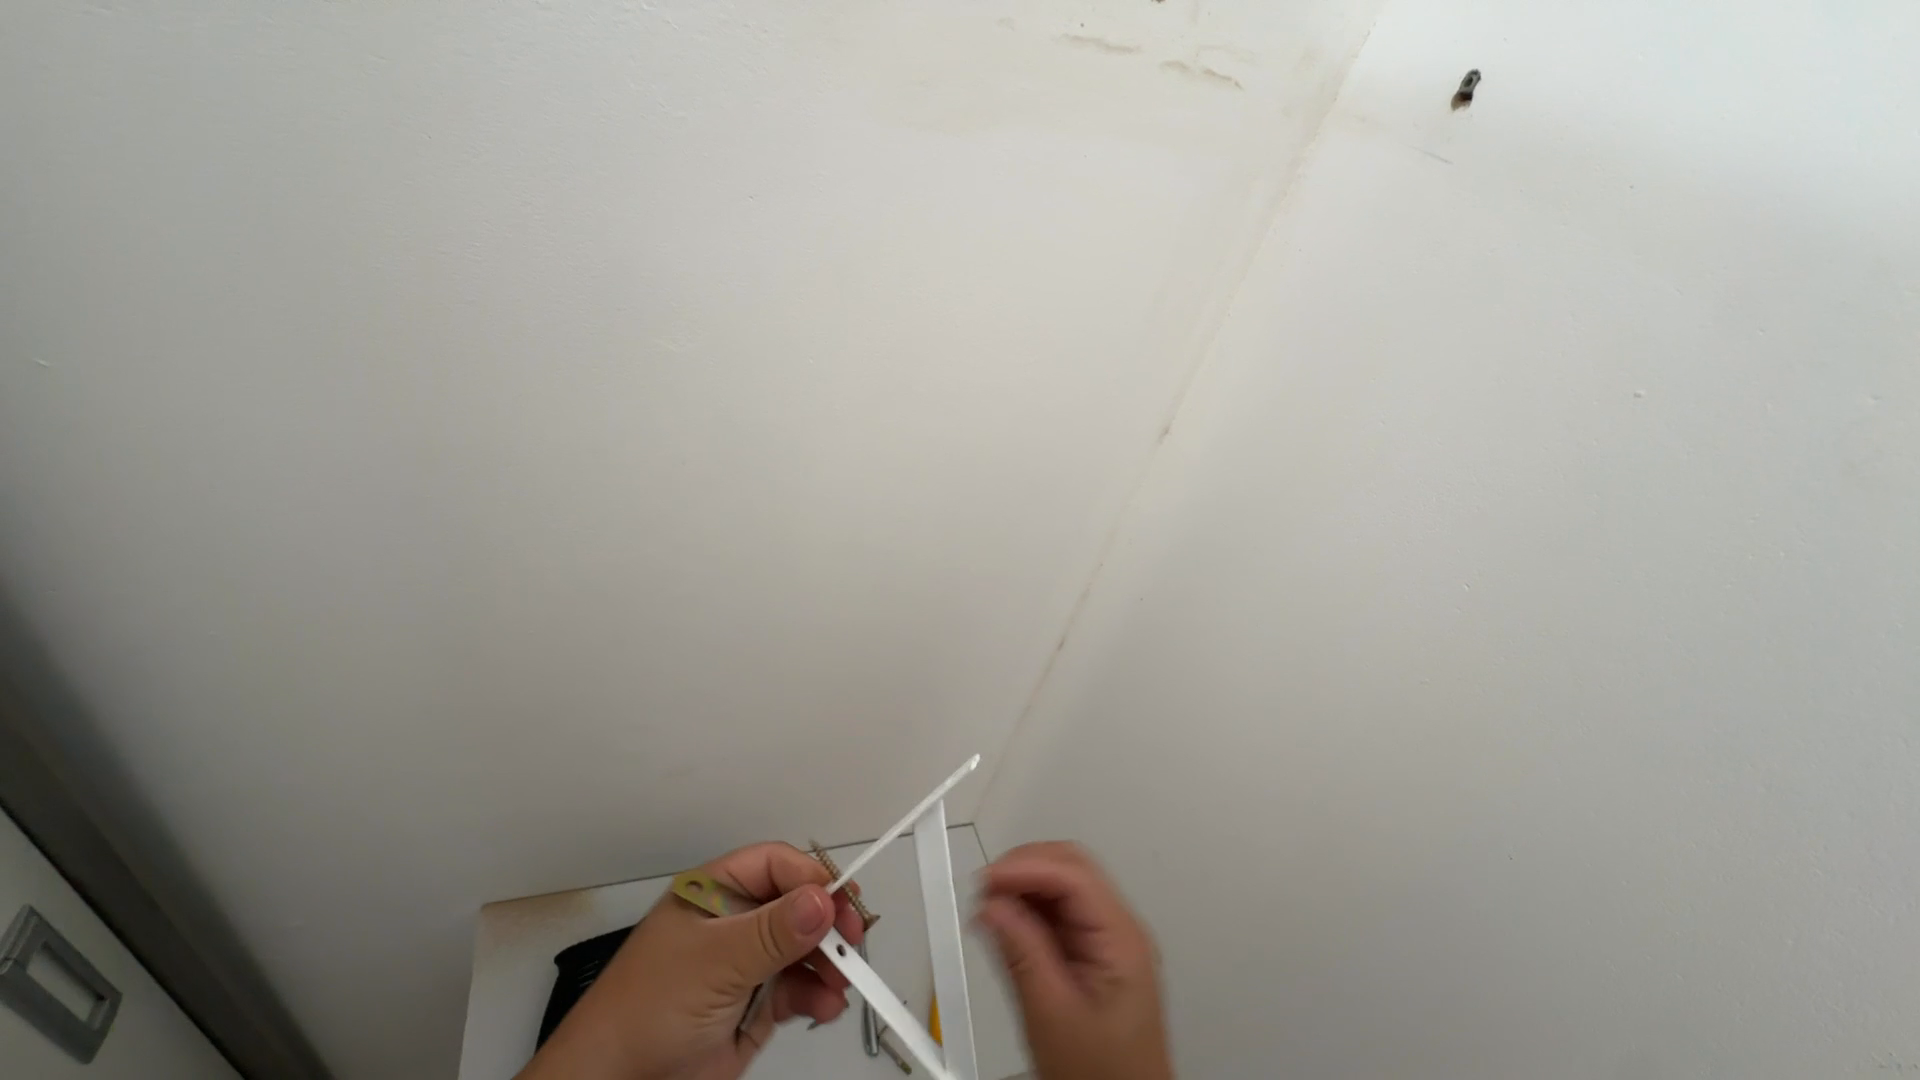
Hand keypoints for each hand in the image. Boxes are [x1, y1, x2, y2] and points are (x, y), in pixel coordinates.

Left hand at [518, 842, 866, 1079]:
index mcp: (715, 892)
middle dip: (828, 923)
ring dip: (828, 963)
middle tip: (854, 941)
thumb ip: (773, 932)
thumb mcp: (715, 962)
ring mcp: (747, 963)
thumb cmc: (651, 1007)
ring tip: (843, 984)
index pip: (775, 865)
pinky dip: (818, 994)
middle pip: (797, 905)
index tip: (840, 903)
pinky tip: (827, 1006)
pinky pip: (799, 988)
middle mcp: (735, 921)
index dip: (810, 878)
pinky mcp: (756, 1004)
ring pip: (804, 948)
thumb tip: (823, 899)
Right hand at [976, 842, 1172, 1079]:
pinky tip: (1005, 925)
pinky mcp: (1092, 952)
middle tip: (984, 890)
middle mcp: (1119, 929)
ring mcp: (1107, 939)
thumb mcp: (1051, 1016)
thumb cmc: (1102, 1076)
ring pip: (1063, 885)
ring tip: (989, 909)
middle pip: (1071, 868)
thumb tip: (991, 906)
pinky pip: (1059, 912)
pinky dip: (1028, 909)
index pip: (1074, 875)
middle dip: (1024, 868)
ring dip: (1024, 886)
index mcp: (1121, 939)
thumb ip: (1020, 954)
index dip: (1026, 867)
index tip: (986, 881)